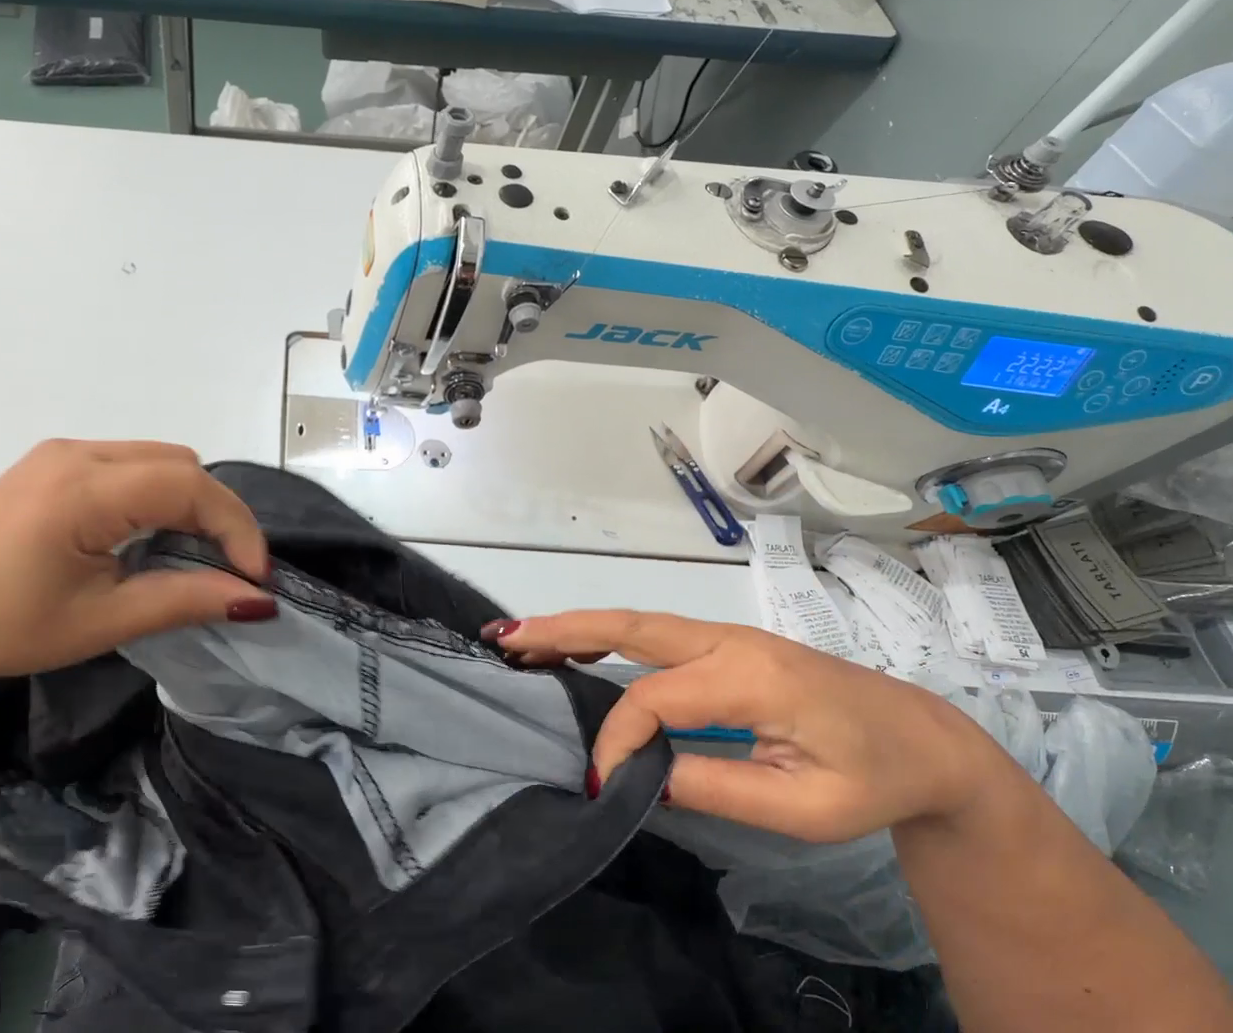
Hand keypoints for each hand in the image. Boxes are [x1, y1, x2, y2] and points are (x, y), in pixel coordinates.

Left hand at [0, 440, 274, 689]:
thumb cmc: (5, 630)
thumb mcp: (103, 621)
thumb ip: (185, 599)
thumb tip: (257, 599)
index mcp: (84, 489)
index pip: (189, 485)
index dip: (236, 528)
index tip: (255, 580)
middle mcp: (74, 453)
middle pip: (177, 463)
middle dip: (215, 513)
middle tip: (225, 572)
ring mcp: (57, 453)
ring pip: (154, 459)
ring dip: (186, 502)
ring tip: (189, 558)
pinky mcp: (48, 465)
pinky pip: (125, 464)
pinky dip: (154, 495)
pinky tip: (144, 538)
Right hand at [489, 611, 1009, 842]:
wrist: (926, 741)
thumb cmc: (872, 778)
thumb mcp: (806, 808)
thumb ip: (718, 788)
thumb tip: (641, 777)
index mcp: (751, 679)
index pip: (654, 701)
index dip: (618, 741)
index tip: (604, 785)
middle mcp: (729, 643)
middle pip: (628, 627)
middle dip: (561, 632)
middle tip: (504, 641)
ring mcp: (725, 637)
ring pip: (633, 622)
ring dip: (572, 627)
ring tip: (518, 638)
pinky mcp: (723, 644)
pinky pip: (649, 632)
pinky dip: (602, 633)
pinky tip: (573, 645)